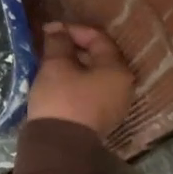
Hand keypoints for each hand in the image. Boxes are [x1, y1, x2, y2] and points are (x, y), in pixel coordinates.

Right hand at [26, 23, 133, 137]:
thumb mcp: (55, 66)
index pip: (98, 39)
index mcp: (117, 69)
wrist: (58, 144)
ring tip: (51, 63)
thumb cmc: (60, 99)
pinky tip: (58, 82)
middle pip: (99, 57)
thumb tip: (57, 29)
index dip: (73, 30)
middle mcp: (123, 86)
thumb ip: (58, 43)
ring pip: (95, 75)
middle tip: (50, 45)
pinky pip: (91, 91)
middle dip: (74, 48)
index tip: (49, 29)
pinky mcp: (102, 118)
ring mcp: (115, 104)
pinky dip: (76, 82)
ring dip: (75, 66)